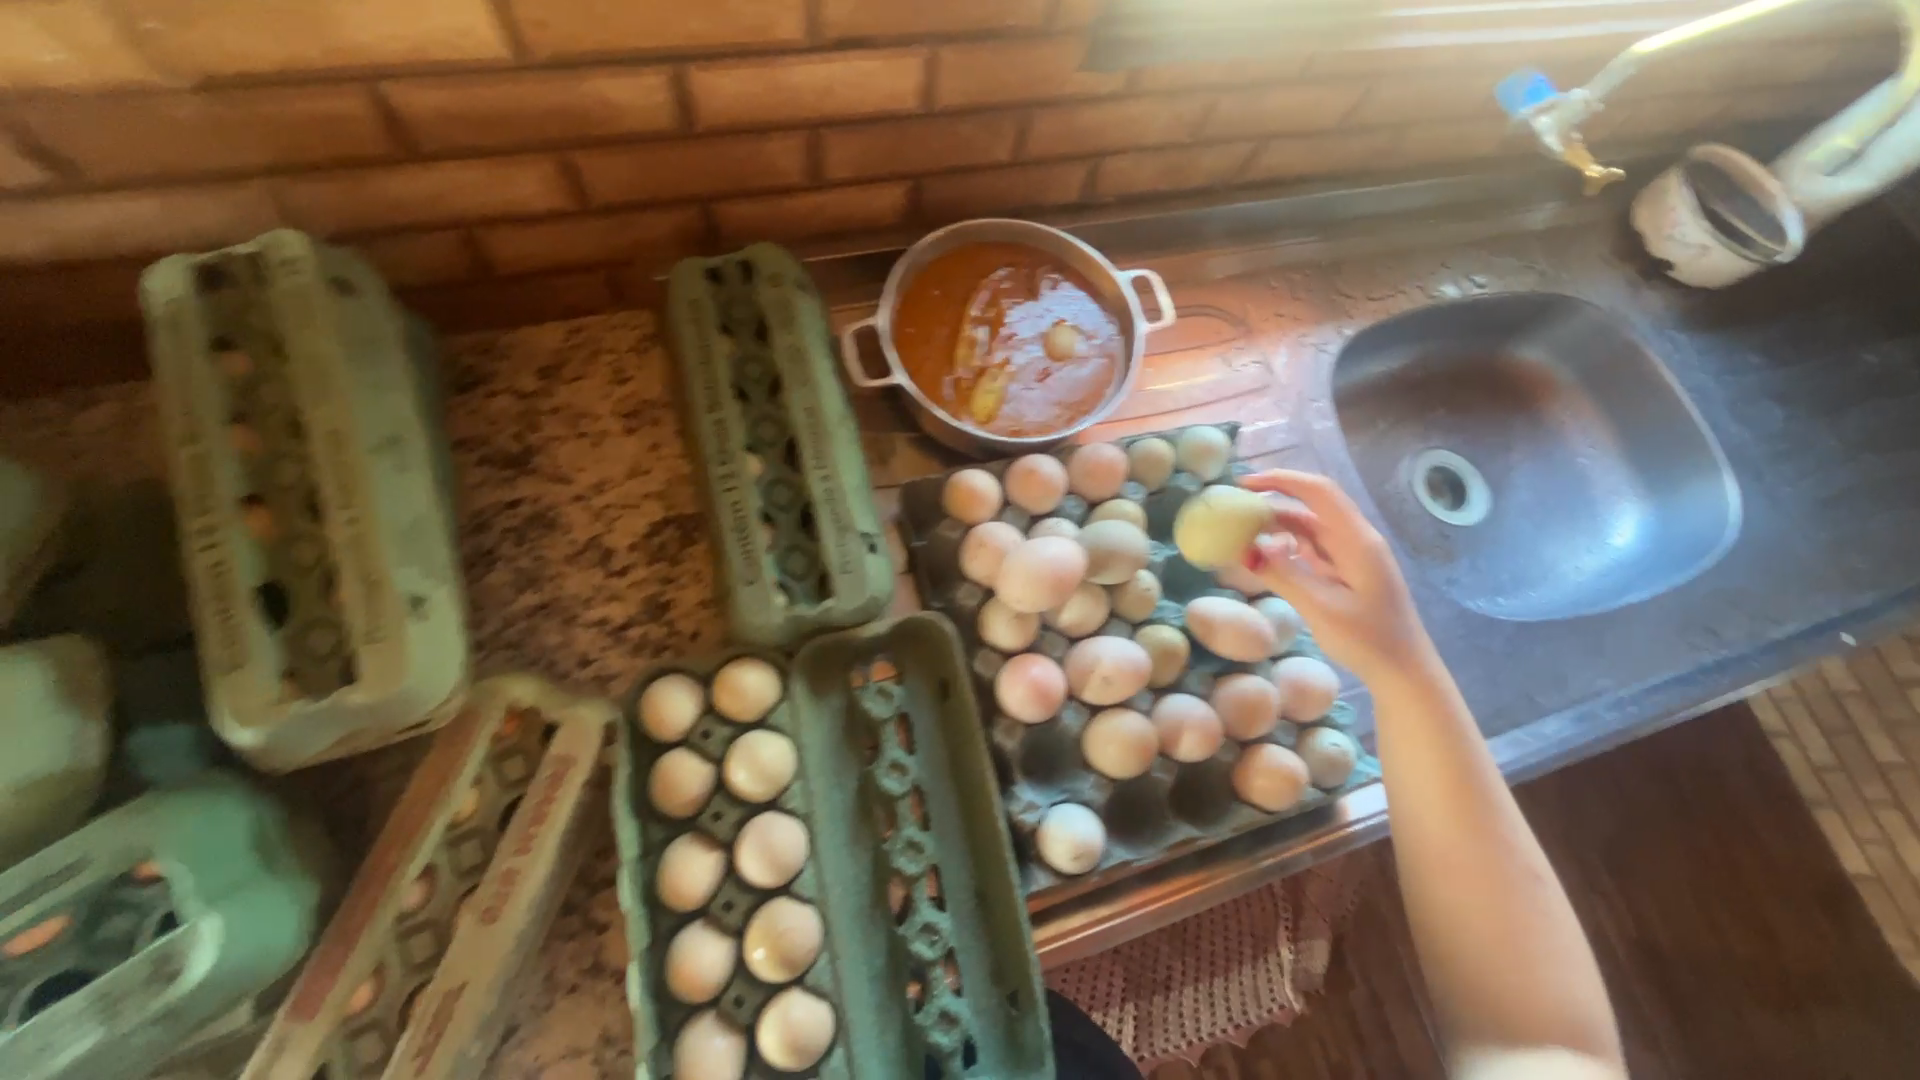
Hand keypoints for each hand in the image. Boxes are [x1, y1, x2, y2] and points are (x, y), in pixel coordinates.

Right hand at [1239, 470, 1435, 686]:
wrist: (1404, 671)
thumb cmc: (1368, 640)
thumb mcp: (1320, 608)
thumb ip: (1283, 575)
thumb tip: (1244, 549)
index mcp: (1357, 541)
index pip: (1319, 492)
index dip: (1282, 480)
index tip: (1244, 483)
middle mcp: (1355, 540)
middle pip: (1311, 505)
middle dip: (1274, 498)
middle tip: (1234, 506)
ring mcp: (1351, 556)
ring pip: (1309, 527)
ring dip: (1276, 524)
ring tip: (1239, 530)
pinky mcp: (1345, 572)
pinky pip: (1311, 548)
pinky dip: (1285, 546)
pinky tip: (1263, 555)